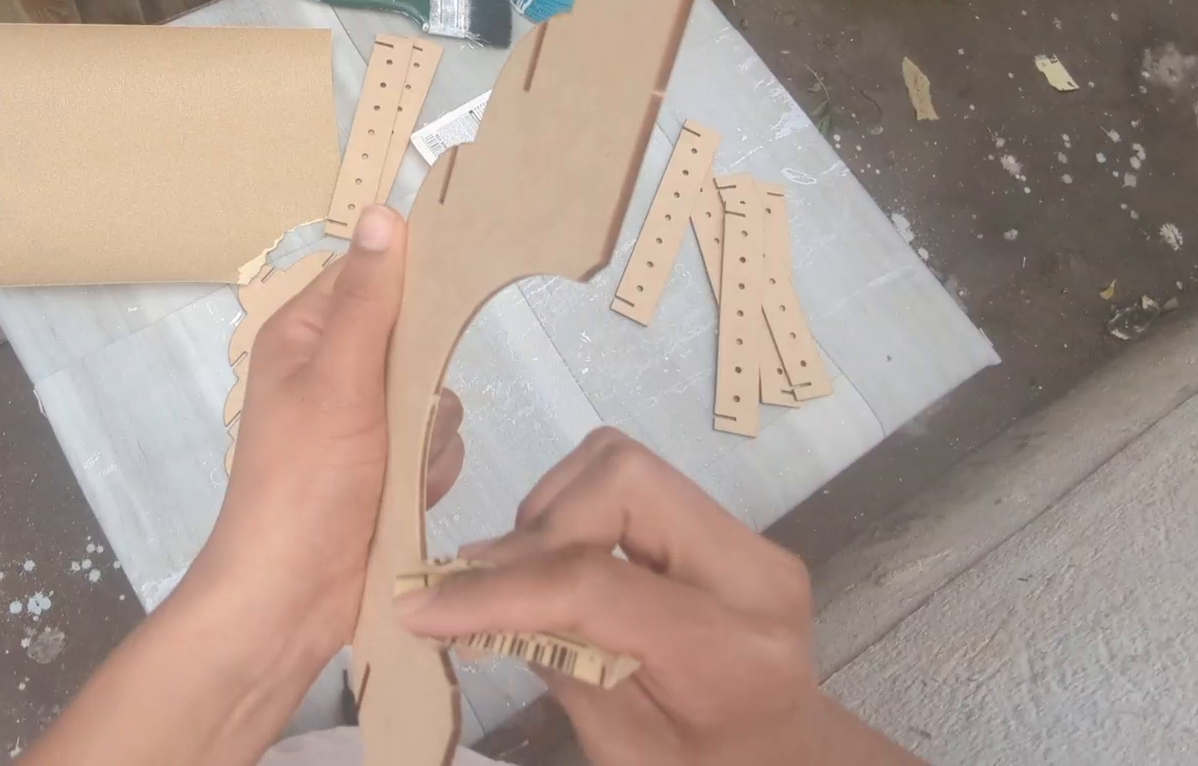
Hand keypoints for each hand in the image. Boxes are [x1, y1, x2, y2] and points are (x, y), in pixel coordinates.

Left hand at [194, 205, 465, 665]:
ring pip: (431, 390)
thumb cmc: (304, 481)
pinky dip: (427, 466)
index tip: (455, 275)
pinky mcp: (385, 462)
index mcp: (305, 333)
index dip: (408, 272)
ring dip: (426, 430)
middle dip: (420, 376)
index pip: (367, 273)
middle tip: (407, 405)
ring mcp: (361, 418)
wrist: (293, 601)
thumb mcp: (336, 380)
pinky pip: (433, 440)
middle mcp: (332, 367)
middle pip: (409, 334)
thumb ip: (366, 300)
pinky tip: (405, 493)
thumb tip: (383, 210)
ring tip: (398, 465)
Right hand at [392, 429, 917, 765]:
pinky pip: (613, 470)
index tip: (421, 606)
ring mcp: (733, 529)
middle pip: (618, 479)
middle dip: (536, 526)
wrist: (777, 756)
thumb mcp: (618, 750)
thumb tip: (465, 587)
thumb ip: (548, 655)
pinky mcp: (705, 512)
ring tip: (526, 578)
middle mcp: (747, 565)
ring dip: (547, 513)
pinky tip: (556, 558)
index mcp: (734, 648)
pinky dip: (564, 505)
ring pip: (610, 460)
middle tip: (488, 584)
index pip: (595, 583)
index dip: (499, 589)